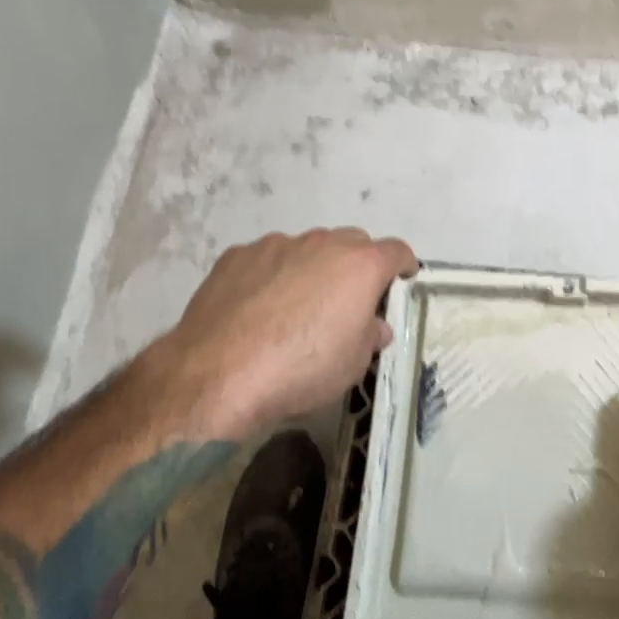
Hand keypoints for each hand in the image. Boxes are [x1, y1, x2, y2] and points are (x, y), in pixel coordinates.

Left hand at [144, 228, 418, 437]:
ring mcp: (277, 244)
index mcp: (361, 266)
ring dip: (311, 269)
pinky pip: (267, 259)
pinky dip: (271, 276)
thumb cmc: (300, 370)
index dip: (402, 267)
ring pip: (307, 249)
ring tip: (293, 309)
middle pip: (352, 243)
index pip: (397, 251)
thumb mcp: (352, 366)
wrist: (217, 375)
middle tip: (345, 303)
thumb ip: (369, 337)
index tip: (400, 283)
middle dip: (355, 267)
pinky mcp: (237, 255)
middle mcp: (322, 243)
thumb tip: (374, 326)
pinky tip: (255, 310)